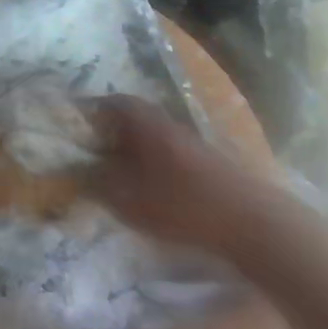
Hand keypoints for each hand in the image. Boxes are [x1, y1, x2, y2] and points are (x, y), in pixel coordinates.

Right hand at [85, 95, 269, 254]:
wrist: (256, 225)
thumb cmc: (182, 205)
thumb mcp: (127, 198)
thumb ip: (95, 182)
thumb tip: (71, 171)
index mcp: (144, 123)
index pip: (109, 103)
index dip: (88, 111)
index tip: (73, 128)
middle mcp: (168, 124)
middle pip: (131, 118)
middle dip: (109, 132)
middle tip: (90, 152)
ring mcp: (193, 143)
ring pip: (152, 137)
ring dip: (132, 149)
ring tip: (116, 174)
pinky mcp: (211, 164)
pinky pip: (170, 154)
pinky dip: (153, 164)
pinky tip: (150, 189)